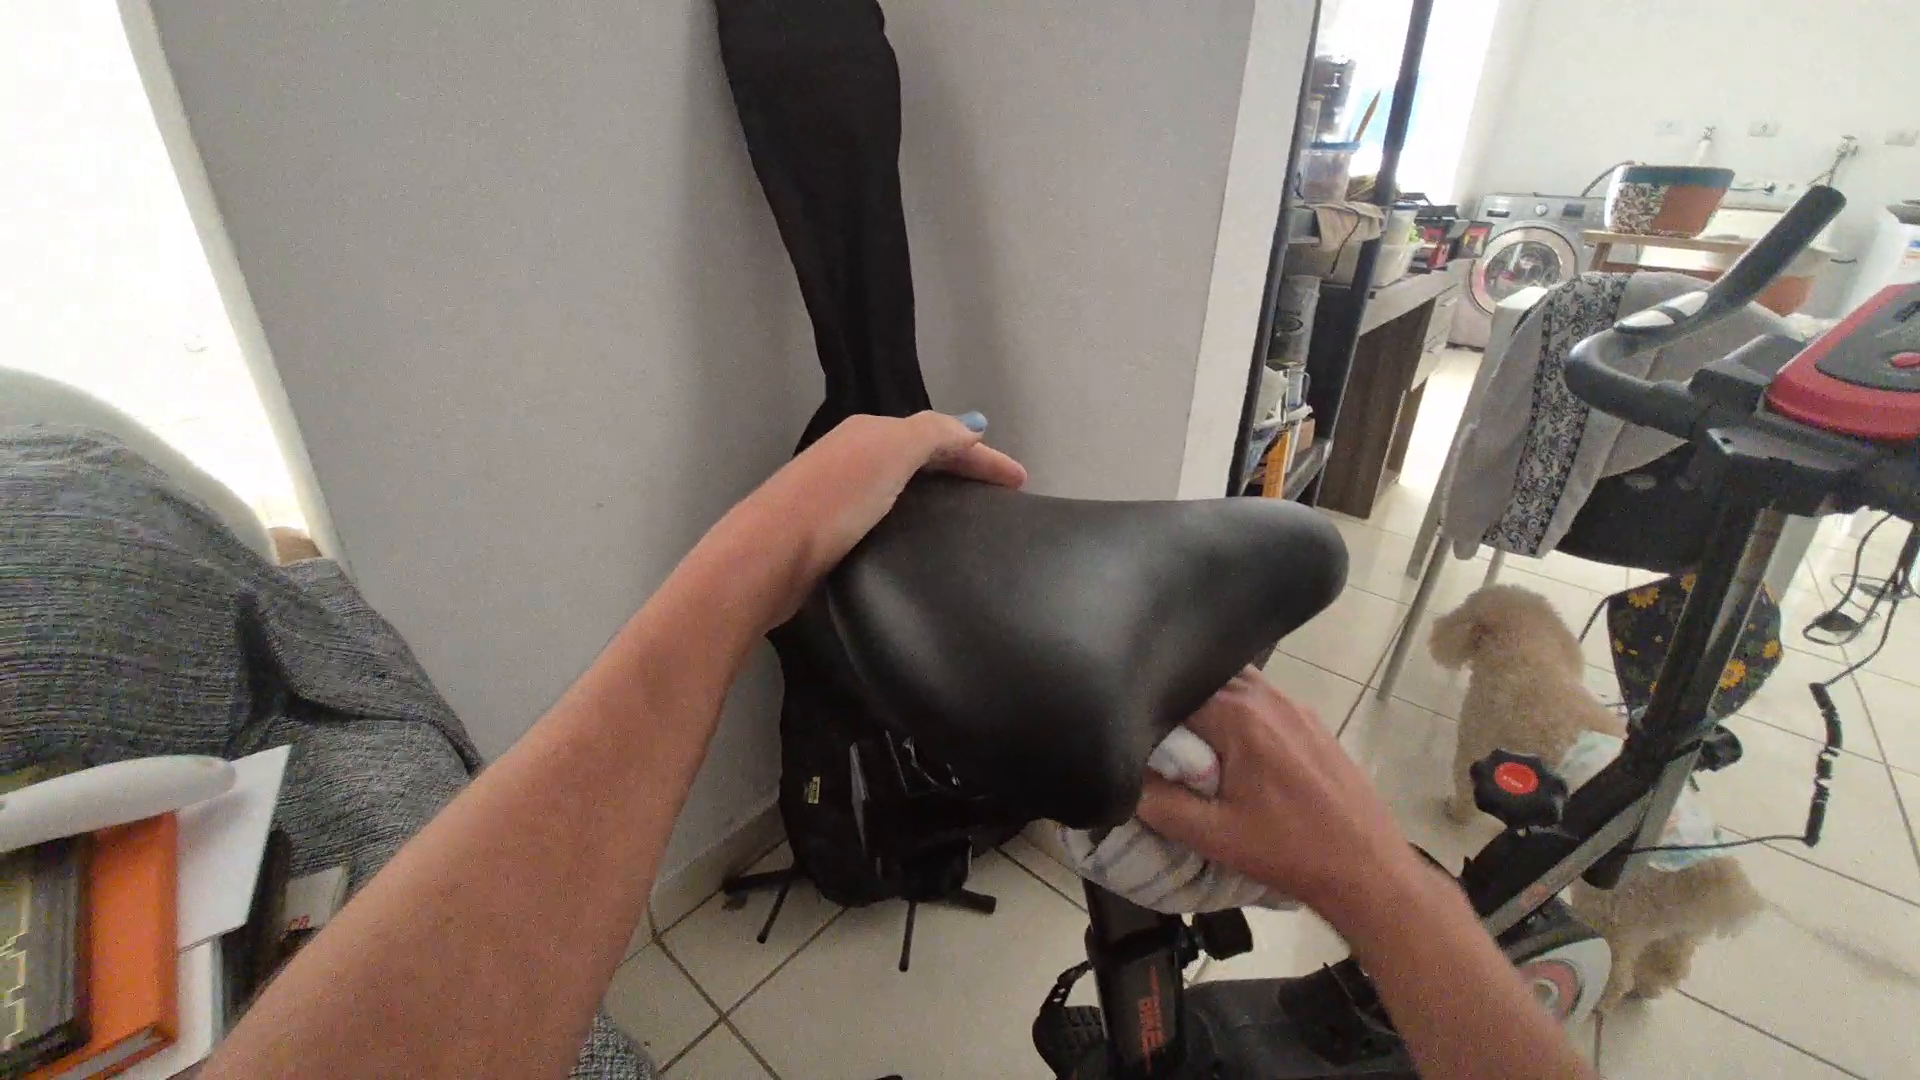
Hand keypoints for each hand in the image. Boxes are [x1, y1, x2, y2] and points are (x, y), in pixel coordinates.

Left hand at [731, 411, 1025, 624]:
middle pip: (921, 456)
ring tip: (967, 517)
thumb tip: (970, 425)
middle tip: (998, 495)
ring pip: (902, 484)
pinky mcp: (830, 531)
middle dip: (962, 469)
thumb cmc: (833, 503)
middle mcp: (853, 455)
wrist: (766, 558)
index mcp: (870, 433)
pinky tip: (919, 538)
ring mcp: (838, 493)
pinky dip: (912, 516)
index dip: (983, 455)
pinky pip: (886, 512)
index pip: (941, 435)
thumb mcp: (889, 453)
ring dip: (937, 492)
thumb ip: (932, 434)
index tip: (1021, 481)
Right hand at [1136, 668, 1431, 936]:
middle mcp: (1267, 697)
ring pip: (1237, 683)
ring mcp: (1295, 706)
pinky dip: (1240, 710)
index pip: (1177, 687)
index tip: (1135, 725)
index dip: (1151, 703)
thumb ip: (1160, 803)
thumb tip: (1123, 778)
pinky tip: (1236, 749)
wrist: (1369, 871)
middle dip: (1180, 696)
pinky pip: (1263, 698)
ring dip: (1211, 701)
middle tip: (1160, 728)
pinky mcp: (1313, 722)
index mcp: (1239, 716)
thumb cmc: (1288, 851)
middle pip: (1207, 676)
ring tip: (1194, 737)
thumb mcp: (1213, 836)